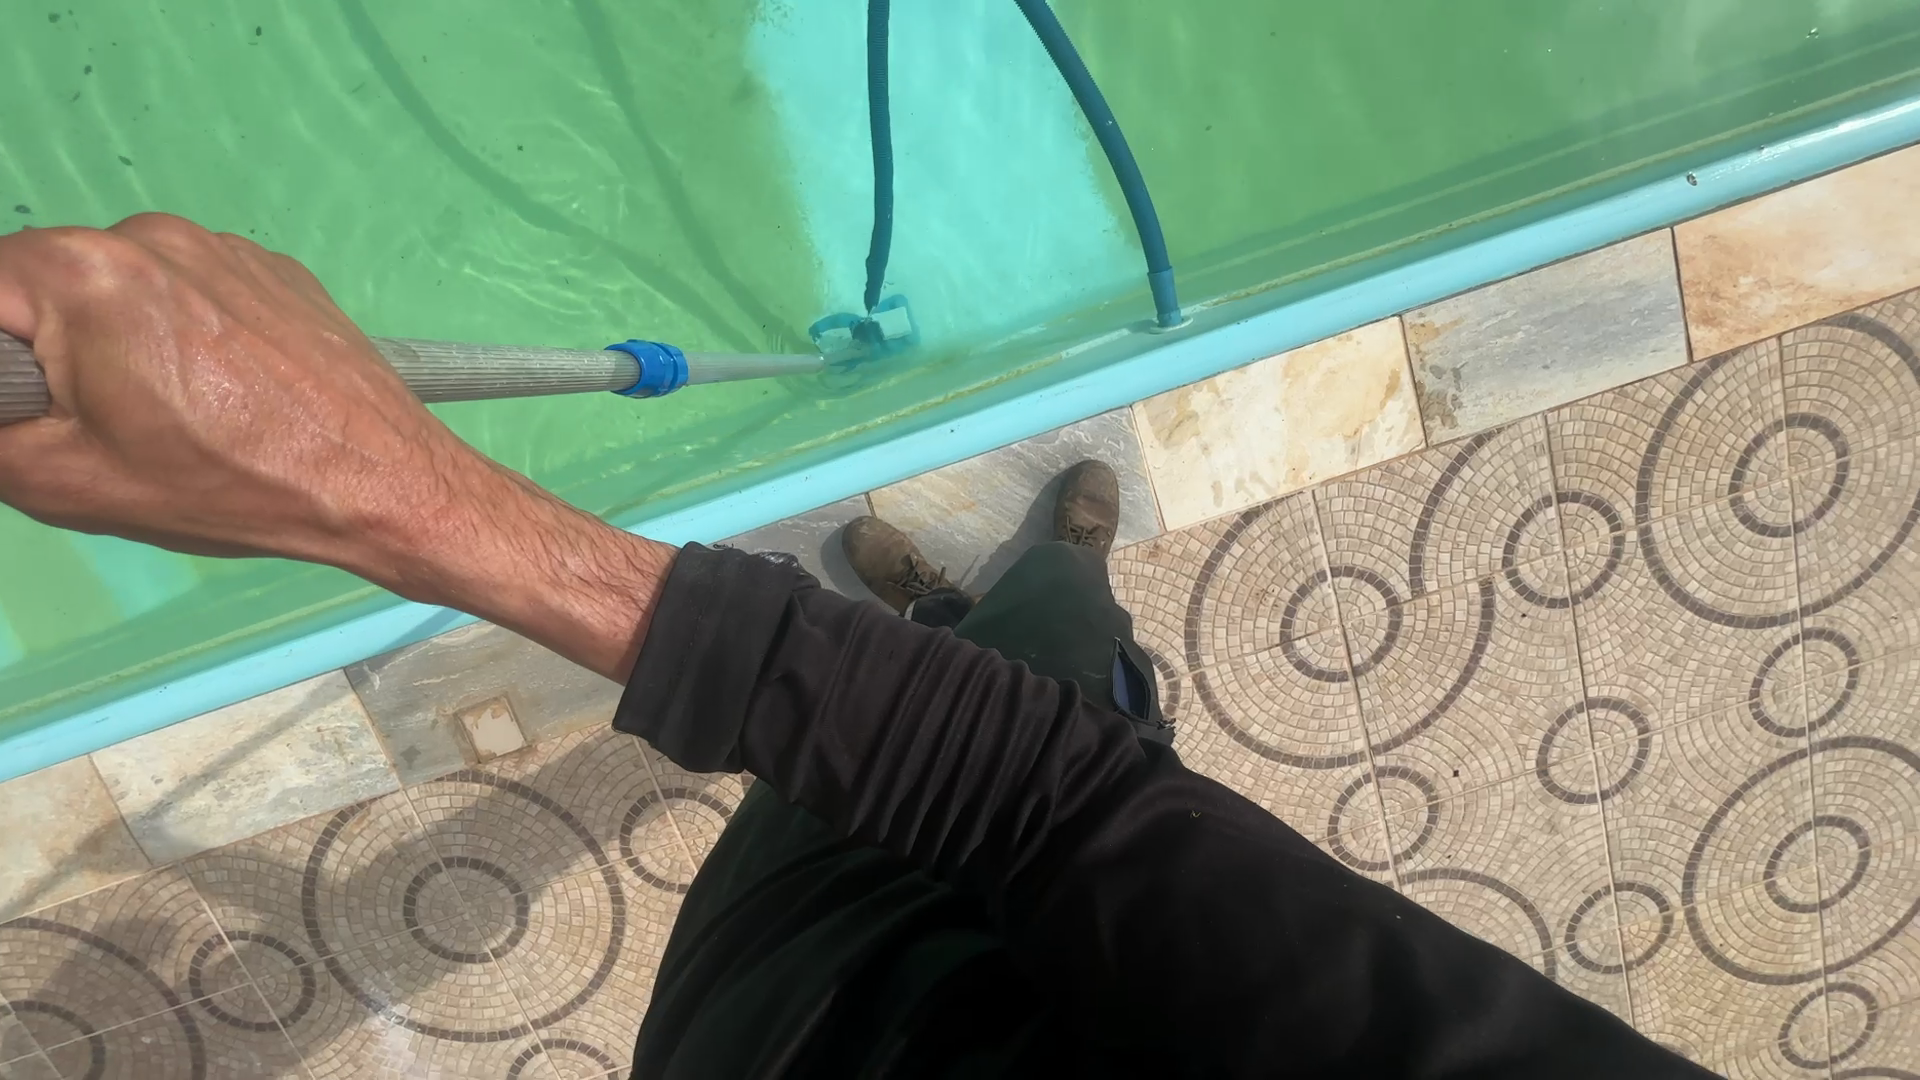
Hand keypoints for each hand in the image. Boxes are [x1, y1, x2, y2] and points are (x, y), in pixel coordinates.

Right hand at [0, 214, 672, 679]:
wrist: (394, 488)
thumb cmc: (247, 487)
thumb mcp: (54, 473)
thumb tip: (3, 379)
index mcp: (80, 270)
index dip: (6, 367)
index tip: (49, 408)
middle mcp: (157, 238)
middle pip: (51, 290)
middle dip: (65, 352)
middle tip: (132, 420)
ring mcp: (234, 255)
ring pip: (132, 294)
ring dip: (137, 345)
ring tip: (203, 414)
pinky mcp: (288, 278)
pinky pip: (206, 298)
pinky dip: (205, 337)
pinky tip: (247, 394)